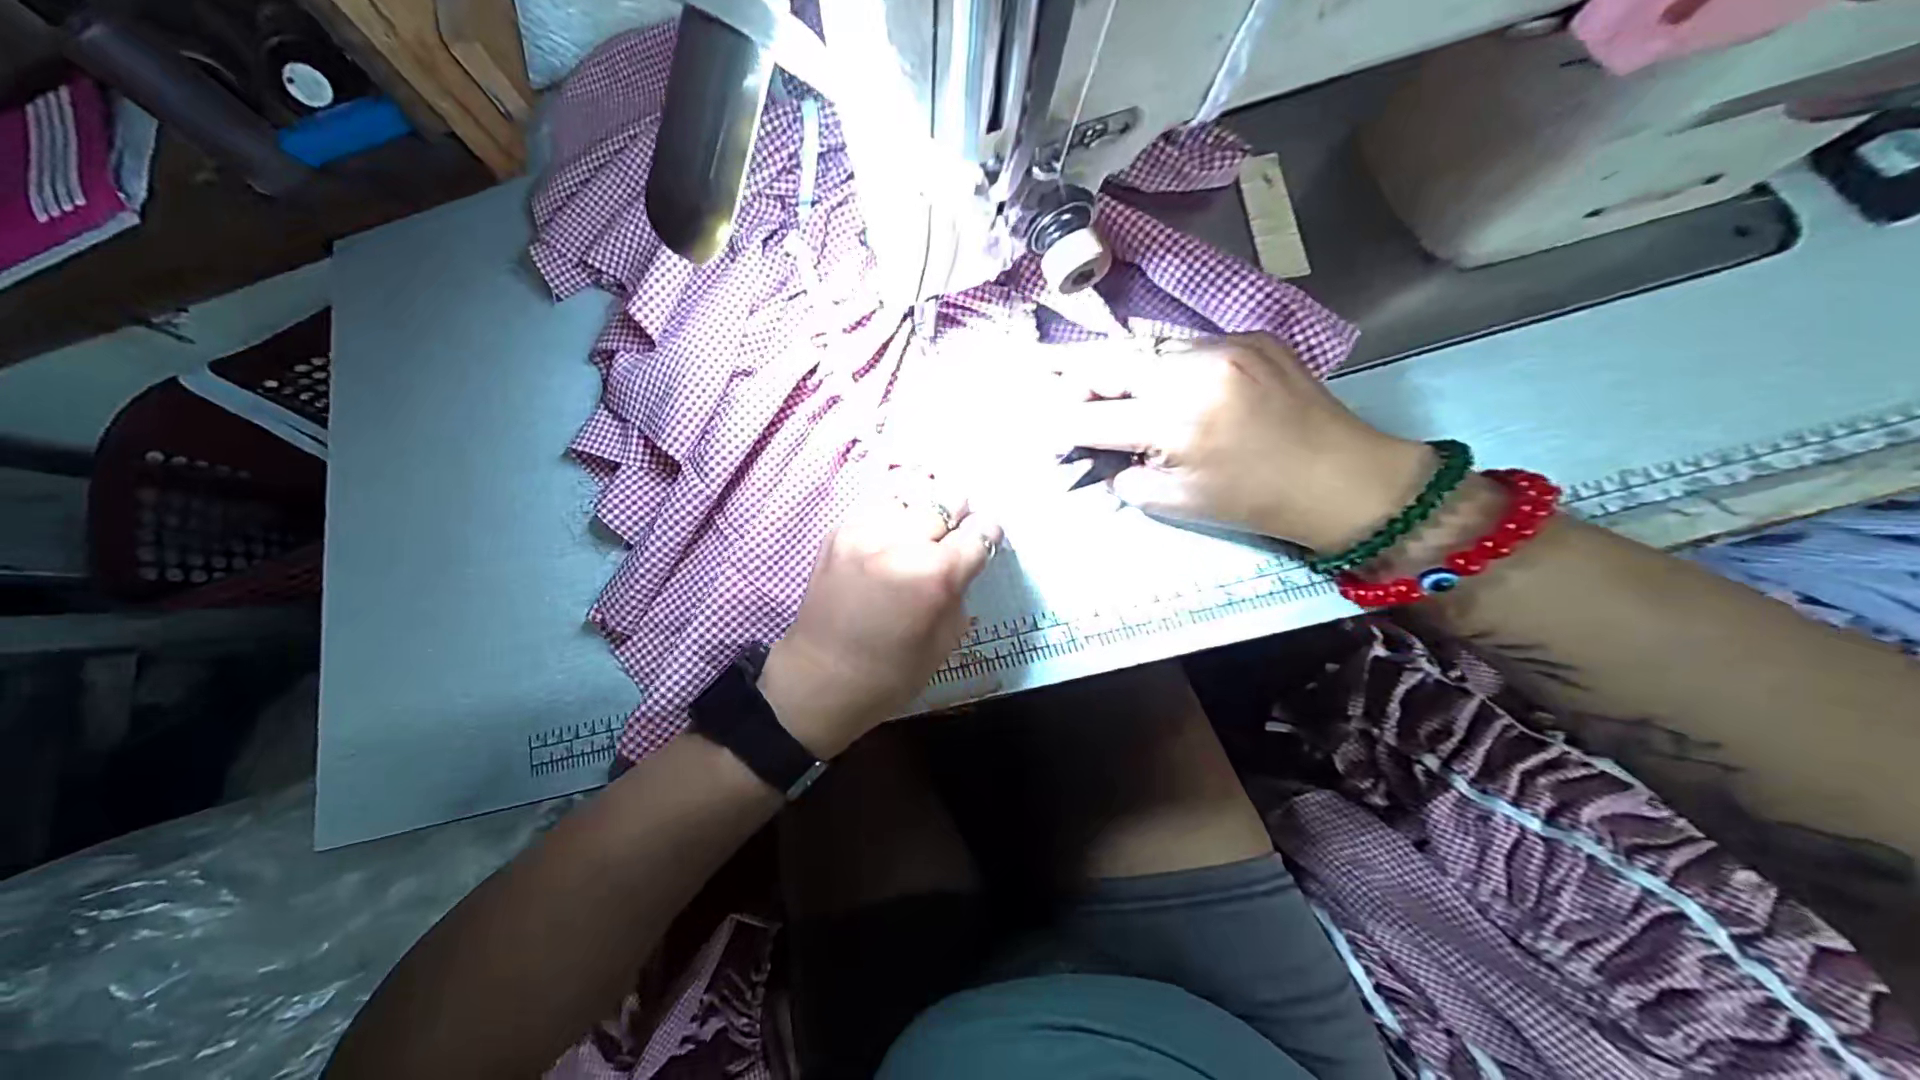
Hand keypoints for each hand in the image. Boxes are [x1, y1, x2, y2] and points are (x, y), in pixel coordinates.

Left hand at [759, 496, 1001, 758]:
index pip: (978, 533)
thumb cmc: (892, 674)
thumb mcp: (946, 639)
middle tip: (956, 533)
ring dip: (924, 512)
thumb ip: (960, 589)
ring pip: (911, 498)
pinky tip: (895, 536)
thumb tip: (966, 560)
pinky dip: (894, 517)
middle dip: (957, 517)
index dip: (988, 534)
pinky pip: (879, 507)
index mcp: (934, 574)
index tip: (987, 537)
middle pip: (945, 504)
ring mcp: (864, 532)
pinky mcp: (839, 532)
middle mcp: (900, 542)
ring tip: (924, 531)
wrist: (821, 679)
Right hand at [1057, 333, 1434, 552]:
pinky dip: (1172, 365)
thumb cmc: (1256, 501)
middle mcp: (1197, 371)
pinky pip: (1192, 345)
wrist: (1344, 478)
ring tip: (1117, 386)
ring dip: (1127, 368)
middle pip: (1113, 361)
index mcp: (1177, 422)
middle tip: (1052, 377)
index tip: (1044, 422)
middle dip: (1078, 374)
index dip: (1063, 421)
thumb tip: (1101, 455)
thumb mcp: (1179, 502)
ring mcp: (1228, 345)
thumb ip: (1128, 477)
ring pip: (1151, 348)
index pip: (1094, 416)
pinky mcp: (1253, 336)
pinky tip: (1176, 384)